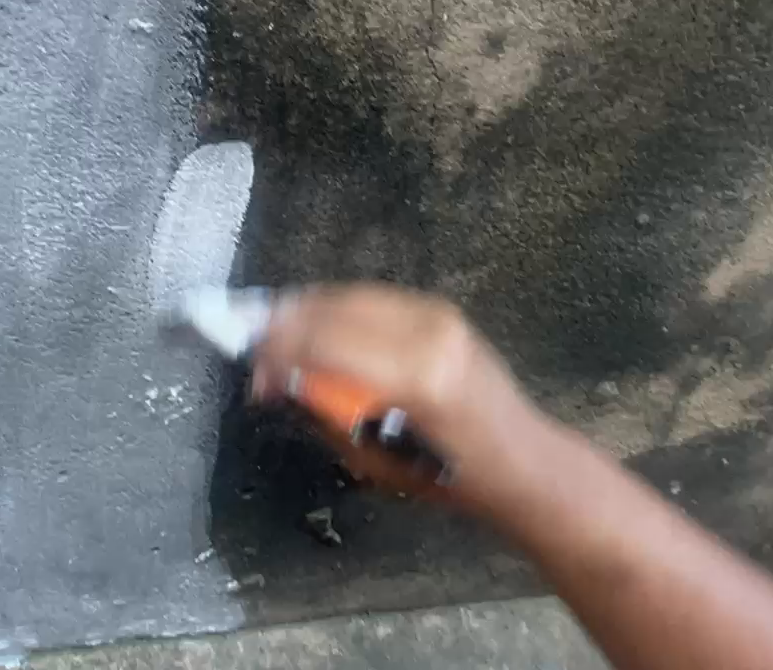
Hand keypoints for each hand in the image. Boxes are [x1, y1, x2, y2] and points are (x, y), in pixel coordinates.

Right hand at [248, 283, 550, 519]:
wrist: (522, 459)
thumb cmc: (448, 476)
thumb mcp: (372, 460)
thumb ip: (321, 409)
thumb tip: (269, 378)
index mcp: (417, 378)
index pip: (324, 345)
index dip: (277, 350)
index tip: (251, 367)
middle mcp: (426, 332)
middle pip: (329, 311)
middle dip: (281, 326)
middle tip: (252, 347)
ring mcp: (433, 312)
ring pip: (343, 296)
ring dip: (300, 310)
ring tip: (270, 329)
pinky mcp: (434, 305)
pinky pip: (365, 296)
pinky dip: (329, 307)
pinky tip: (308, 320)